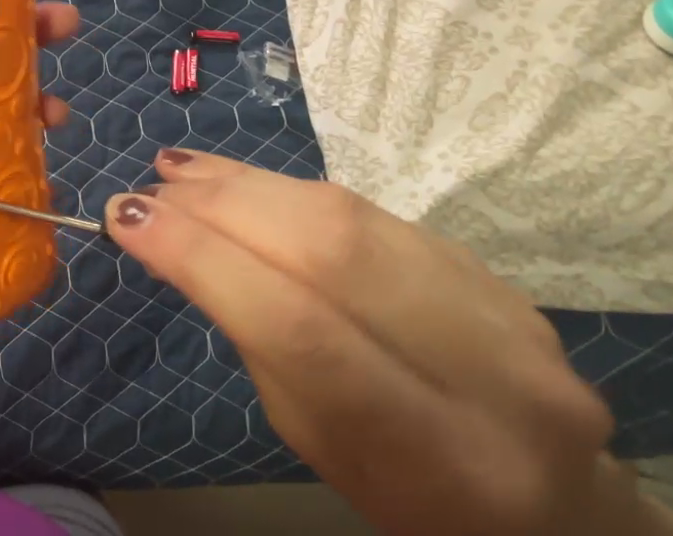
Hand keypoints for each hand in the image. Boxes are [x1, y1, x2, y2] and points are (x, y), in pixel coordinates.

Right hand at [104, 150, 671, 535]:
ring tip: (181, 170)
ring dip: (248, 183)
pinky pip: (374, 212)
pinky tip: (244, 182)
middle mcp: (489, 375)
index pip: (298, 328)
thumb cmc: (399, 487)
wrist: (548, 500)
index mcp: (431, 449)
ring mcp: (505, 313)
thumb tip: (173, 238)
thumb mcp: (313, 438)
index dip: (201, 258)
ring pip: (352, 216)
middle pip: (329, 251)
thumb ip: (257, 336)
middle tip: (149, 188)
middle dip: (220, 206)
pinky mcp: (495, 271)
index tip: (124, 218)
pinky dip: (292, 190)